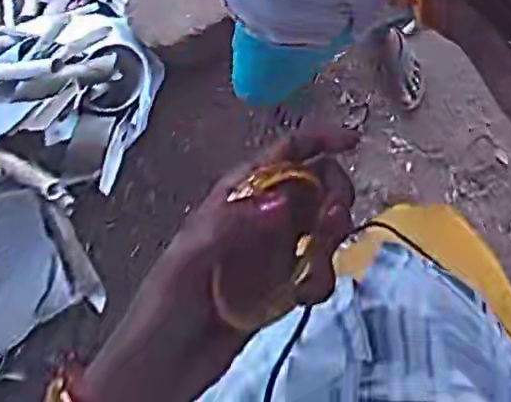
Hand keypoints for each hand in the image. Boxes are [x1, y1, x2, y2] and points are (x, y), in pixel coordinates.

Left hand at [81, 128, 358, 401]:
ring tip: (317, 264)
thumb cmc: (164, 304)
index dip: (321, 139)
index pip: (287, 151)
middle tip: (335, 221)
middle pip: (316, 182)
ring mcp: (276, 248)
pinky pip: (318, 267)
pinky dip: (322, 276)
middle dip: (334, 194)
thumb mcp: (190, 257)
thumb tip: (282, 203)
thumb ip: (234, 224)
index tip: (353, 142)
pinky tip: (305, 294)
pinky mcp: (284, 283)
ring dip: (332, 238)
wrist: (157, 370)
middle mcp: (264, 212)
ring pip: (323, 224)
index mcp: (241, 192)